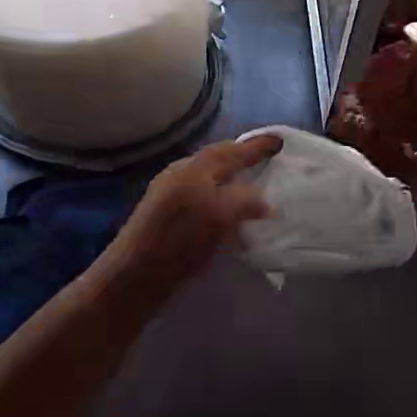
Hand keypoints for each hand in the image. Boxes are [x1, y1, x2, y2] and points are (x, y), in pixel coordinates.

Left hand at [108, 135, 282, 287]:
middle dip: (241, 158)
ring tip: (254, 191)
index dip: (256, 146)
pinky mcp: (168, 220)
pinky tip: (232, 220)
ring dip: (232, 181)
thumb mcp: (219, 214)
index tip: (279, 141)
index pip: (230, 150)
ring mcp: (171, 197)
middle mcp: (180, 176)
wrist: (137, 275)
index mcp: (193, 169)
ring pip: (209, 180)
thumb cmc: (179, 240)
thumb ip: (245, 200)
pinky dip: (223, 202)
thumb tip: (266, 202)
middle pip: (216, 161)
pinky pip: (203, 199)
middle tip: (265, 161)